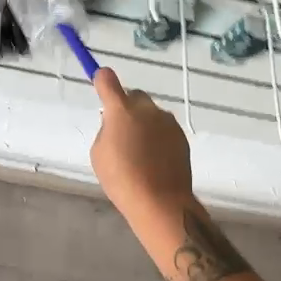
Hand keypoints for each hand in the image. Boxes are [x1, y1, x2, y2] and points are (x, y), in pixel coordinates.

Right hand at [91, 68, 192, 214]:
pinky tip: (154, 160)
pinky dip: (158, 138)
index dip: (102, 80)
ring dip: (144, 124)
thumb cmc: (121, 178)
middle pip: (134, 97)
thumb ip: (106, 130)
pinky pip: (164, 129)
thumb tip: (115, 123)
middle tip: (120, 131)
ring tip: (139, 152)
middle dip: (126, 107)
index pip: (108, 81)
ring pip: (151, 114)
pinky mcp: (181, 136)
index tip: (100, 82)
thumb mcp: (99, 153)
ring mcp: (167, 121)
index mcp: (121, 110)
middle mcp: (146, 109)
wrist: (159, 200)